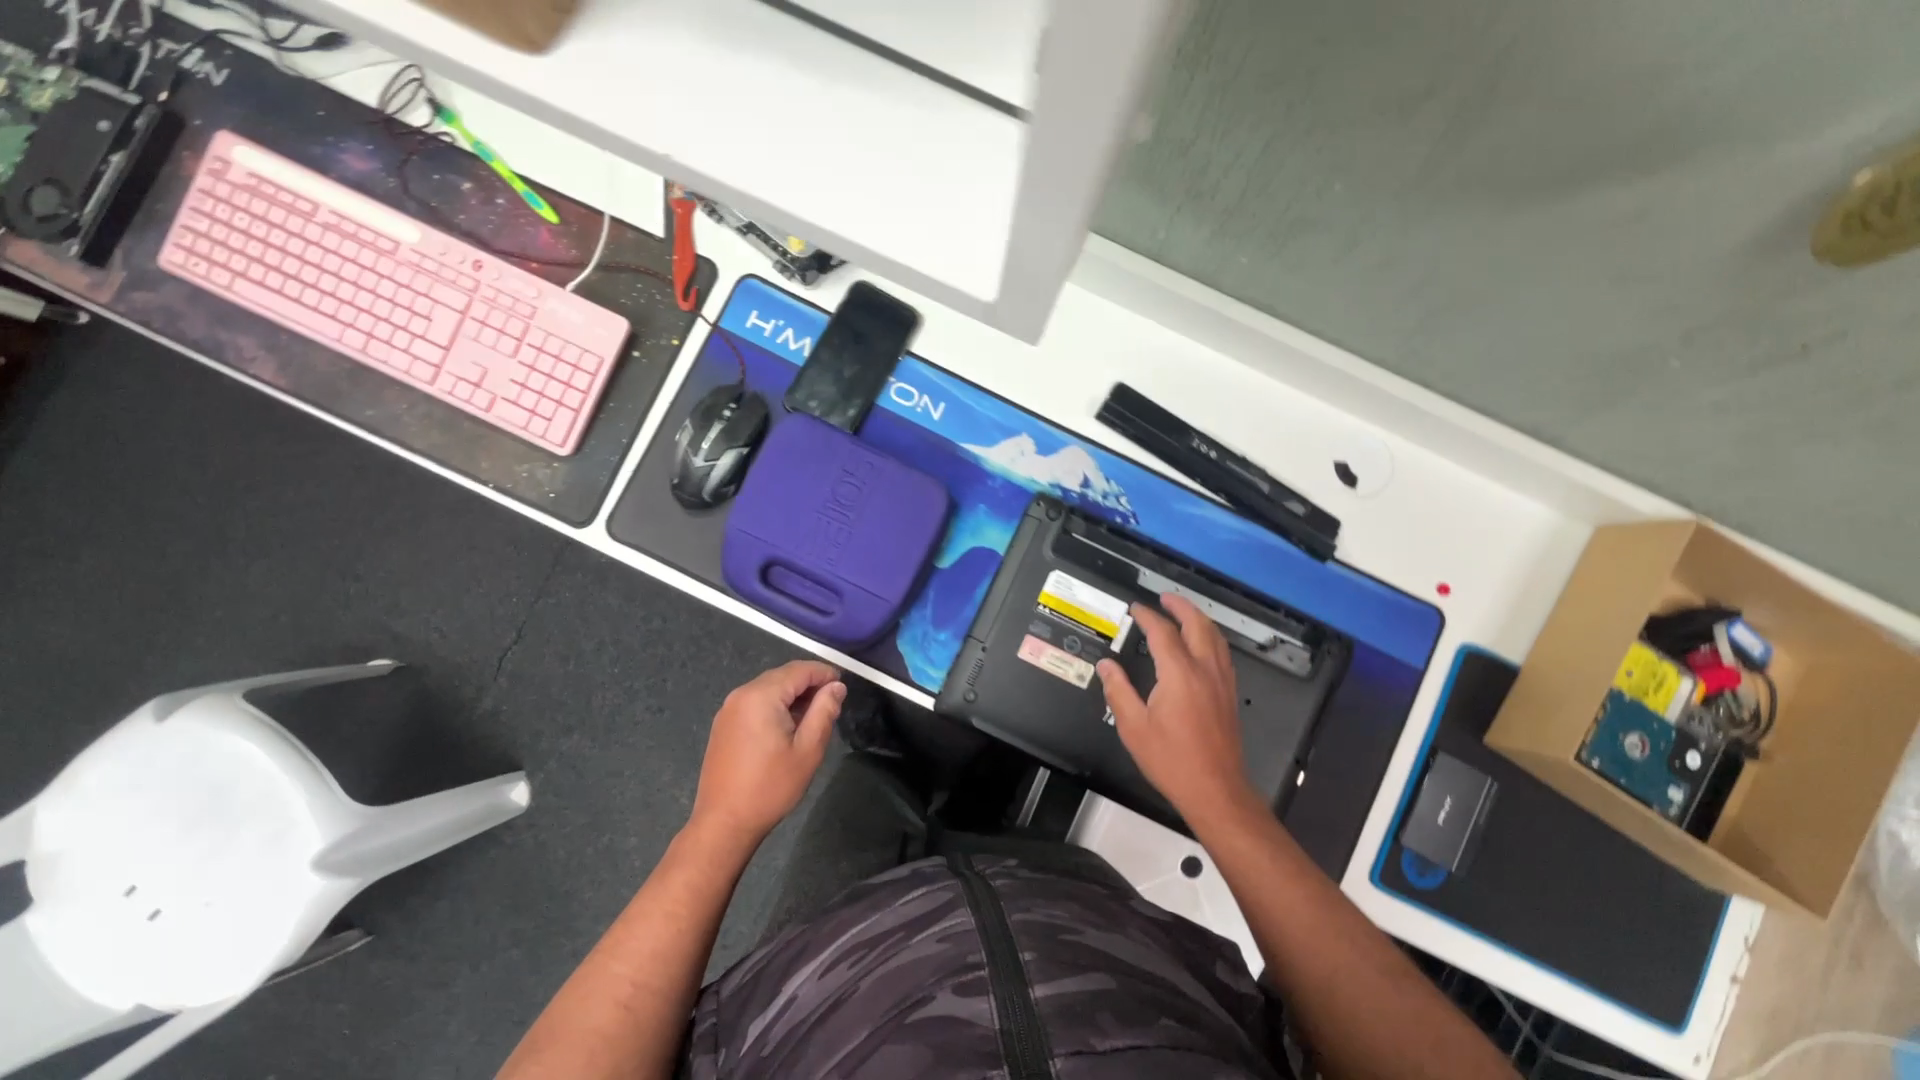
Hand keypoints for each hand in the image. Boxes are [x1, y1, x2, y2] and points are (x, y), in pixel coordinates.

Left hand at [689, 660, 844, 847]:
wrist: (724, 822)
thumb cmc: (771, 787)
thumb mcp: (807, 750)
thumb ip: (824, 711)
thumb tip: (836, 687)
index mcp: (761, 696)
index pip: (799, 670)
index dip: (824, 673)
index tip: (843, 686)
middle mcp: (740, 695)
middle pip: (781, 676)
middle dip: (808, 684)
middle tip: (832, 702)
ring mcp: (728, 710)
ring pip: (767, 689)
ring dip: (792, 696)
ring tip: (813, 716)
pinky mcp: (723, 726)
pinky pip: (754, 704)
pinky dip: (774, 706)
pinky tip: (787, 727)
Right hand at [1097, 595, 1258, 828]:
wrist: (1215, 789)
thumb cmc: (1171, 760)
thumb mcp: (1134, 727)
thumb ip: (1118, 691)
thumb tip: (1106, 666)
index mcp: (1179, 674)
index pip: (1162, 633)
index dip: (1147, 616)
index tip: (1135, 609)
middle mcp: (1205, 670)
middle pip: (1197, 624)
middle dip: (1180, 606)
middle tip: (1164, 598)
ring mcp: (1222, 681)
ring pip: (1215, 637)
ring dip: (1198, 618)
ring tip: (1183, 613)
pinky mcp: (1230, 694)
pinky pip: (1222, 653)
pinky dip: (1210, 637)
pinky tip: (1202, 644)